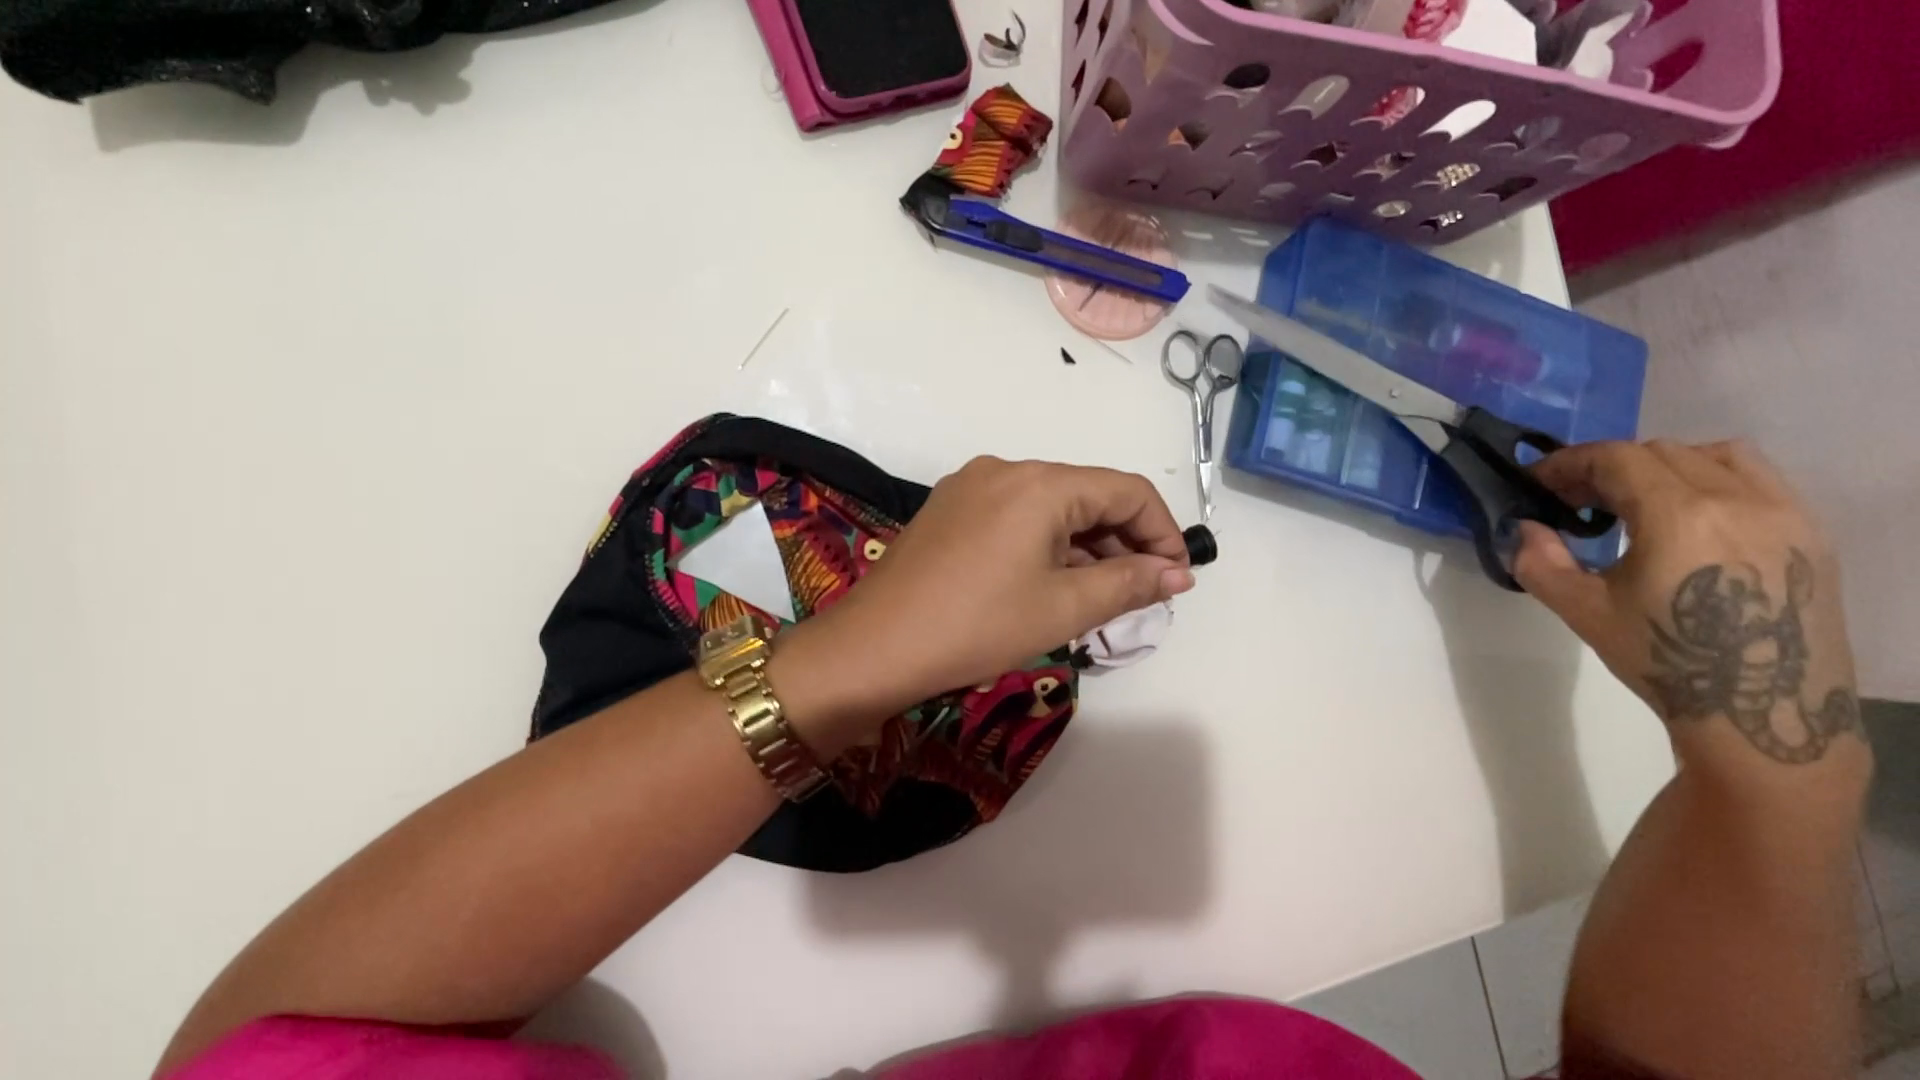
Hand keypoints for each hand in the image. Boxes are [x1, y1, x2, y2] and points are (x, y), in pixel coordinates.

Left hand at [777, 458, 1193, 749]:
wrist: (873, 647)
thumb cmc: (976, 626)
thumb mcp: (1062, 608)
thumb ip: (1128, 583)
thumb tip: (1178, 572)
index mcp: (1039, 483)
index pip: (1126, 490)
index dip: (1163, 531)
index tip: (1176, 579)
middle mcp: (1005, 470)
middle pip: (1087, 495)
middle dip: (1123, 542)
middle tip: (1141, 596)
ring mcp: (970, 487)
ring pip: (1050, 508)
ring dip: (1084, 546)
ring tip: (1098, 598)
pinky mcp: (948, 510)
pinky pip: (1015, 517)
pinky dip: (1045, 545)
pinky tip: (1048, 585)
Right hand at [1513, 439, 1862, 768]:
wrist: (1762, 713)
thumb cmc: (1666, 663)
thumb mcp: (1585, 613)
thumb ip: (1540, 562)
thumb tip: (1522, 527)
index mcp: (1680, 516)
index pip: (1616, 458)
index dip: (1569, 462)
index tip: (1539, 482)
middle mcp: (1739, 500)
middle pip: (1660, 451)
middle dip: (1608, 466)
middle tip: (1575, 499)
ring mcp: (1785, 512)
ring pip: (1714, 454)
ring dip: (1664, 465)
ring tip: (1637, 502)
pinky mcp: (1810, 532)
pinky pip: (1759, 478)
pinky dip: (1713, 478)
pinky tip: (1691, 517)